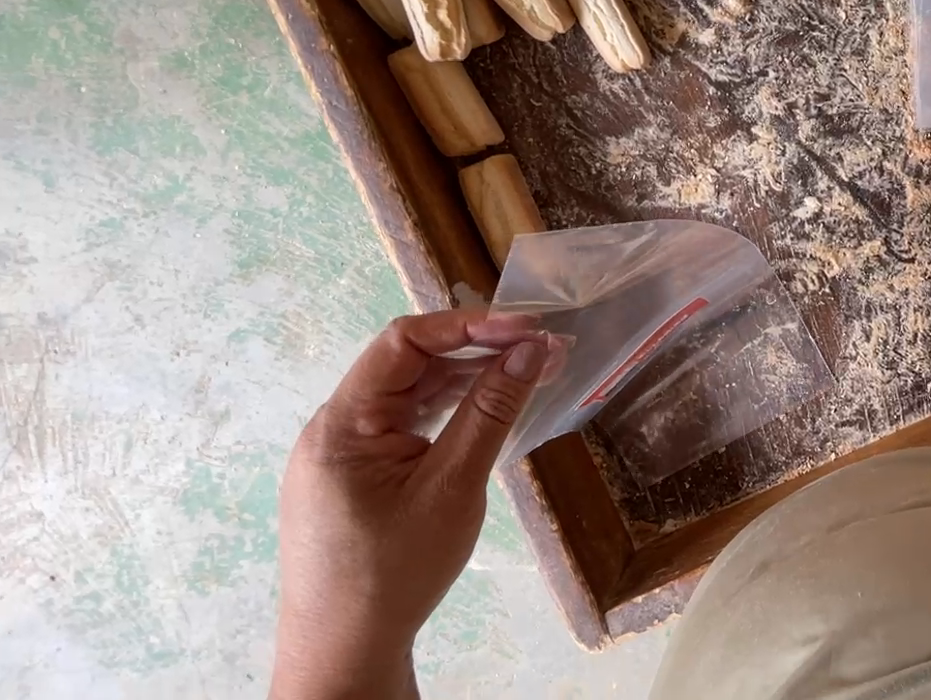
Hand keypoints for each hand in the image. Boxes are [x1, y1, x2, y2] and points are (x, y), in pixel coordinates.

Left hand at [270, 310, 569, 699]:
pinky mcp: (364, 471)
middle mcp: (338, 427)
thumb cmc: (396, 570)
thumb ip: (492, 409)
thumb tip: (533, 347)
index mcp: (343, 425)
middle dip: (481, 346)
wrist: (347, 654)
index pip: (404, 342)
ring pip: (416, 389)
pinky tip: (497, 401)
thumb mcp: (453, 484)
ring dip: (474, 373)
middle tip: (545, 346)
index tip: (529, 327)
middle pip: (411, 361)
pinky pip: (414, 417)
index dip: (469, 324)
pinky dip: (457, 403)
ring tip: (535, 367)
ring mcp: (349, 450)